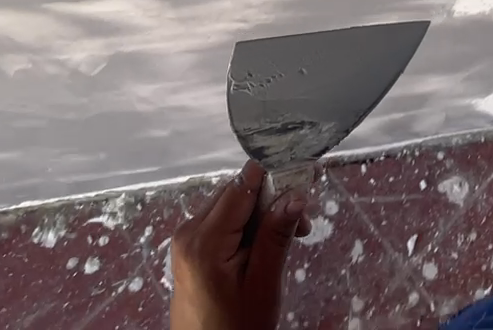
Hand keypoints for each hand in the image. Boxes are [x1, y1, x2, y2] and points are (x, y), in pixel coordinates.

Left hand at [169, 161, 308, 329]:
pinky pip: (224, 221)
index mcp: (203, 240)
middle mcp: (189, 230)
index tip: (305, 180)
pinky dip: (249, 226)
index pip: (242, 184)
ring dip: (263, 213)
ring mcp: (187, 239)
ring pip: (233, 205)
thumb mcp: (262, 285)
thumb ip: (276, 236)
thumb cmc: (236, 329)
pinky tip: (266, 244)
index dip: (275, 177)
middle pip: (238, 192)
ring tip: (290, 236)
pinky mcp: (191, 248)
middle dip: (272, 200)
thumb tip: (297, 194)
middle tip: (302, 223)